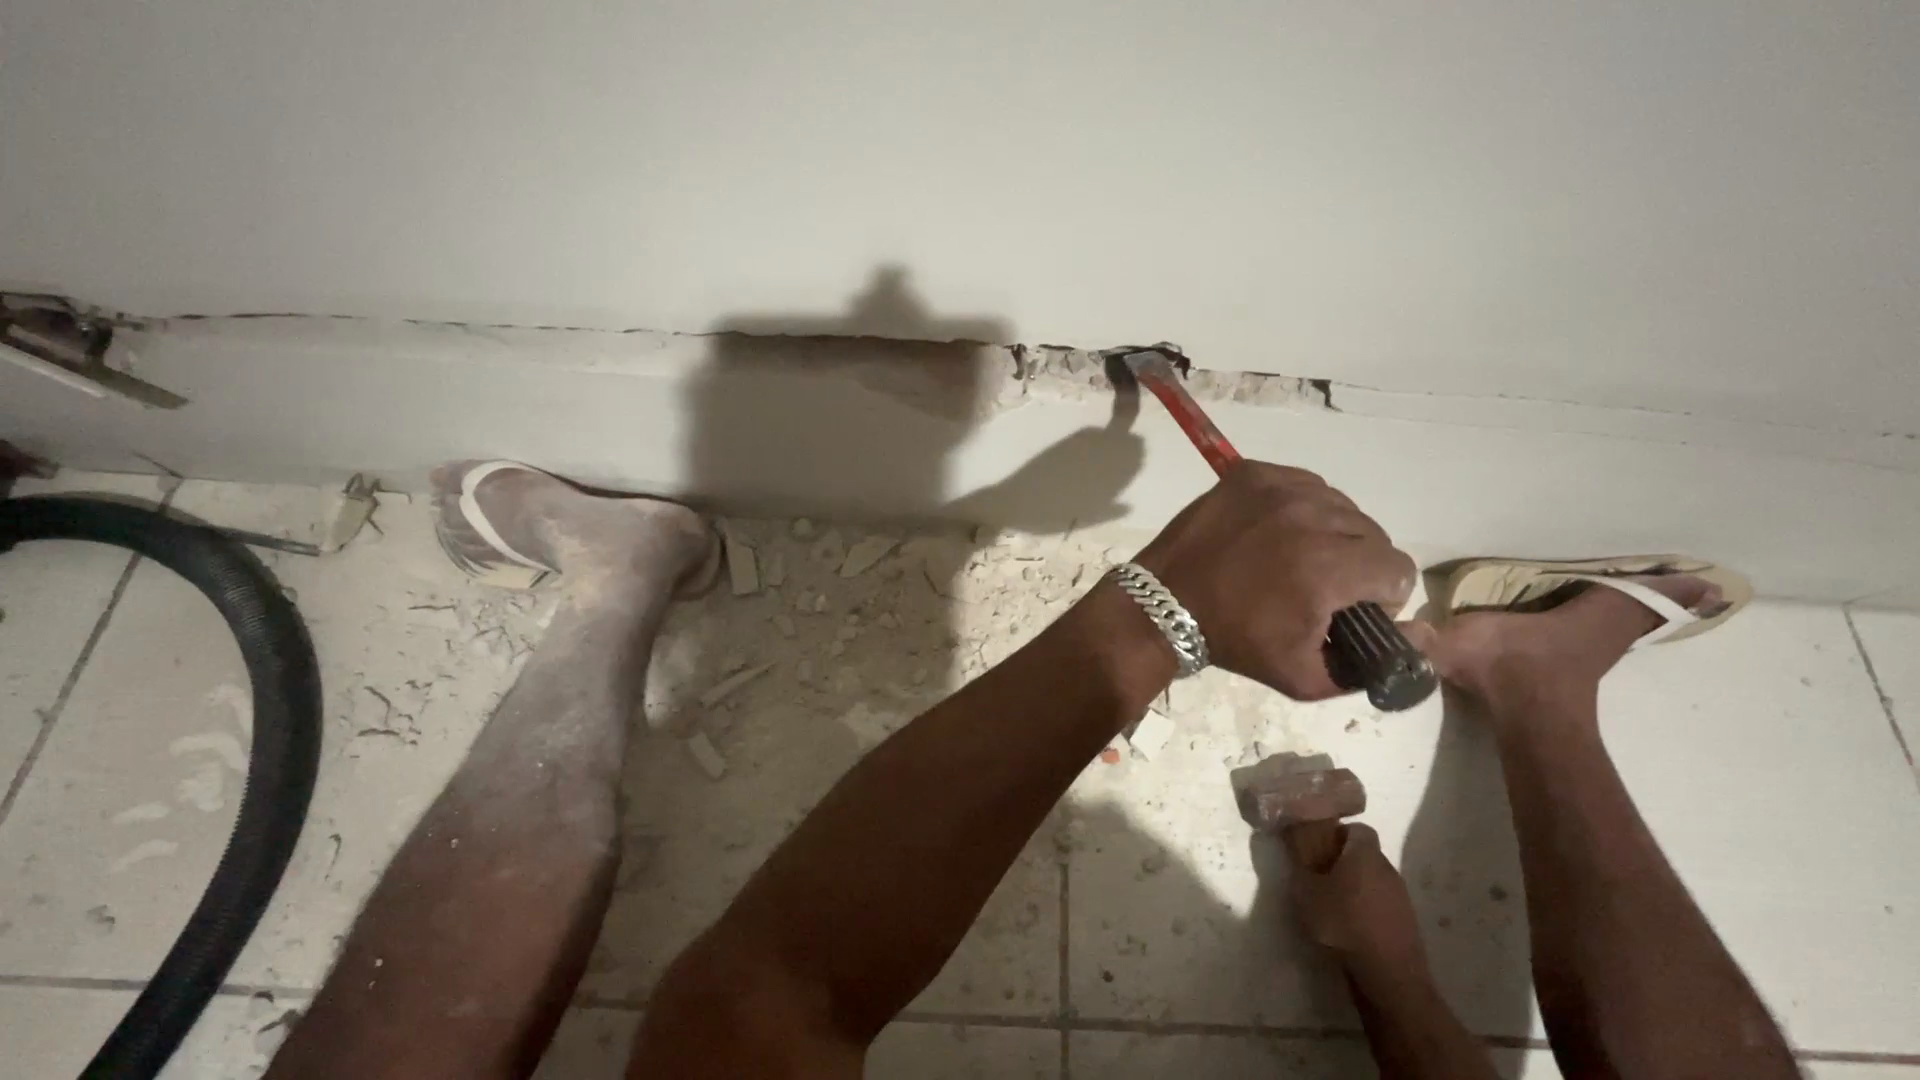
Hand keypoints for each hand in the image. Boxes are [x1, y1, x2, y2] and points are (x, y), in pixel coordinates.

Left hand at [1133, 461, 1414, 699]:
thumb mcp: (1303, 677)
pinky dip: (1303, 507)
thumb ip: (1370, 666)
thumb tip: (1418, 636)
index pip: (1398, 568)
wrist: (1164, 604)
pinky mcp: (1253, 473)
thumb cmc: (1235, 642)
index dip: (1382, 594)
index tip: (1352, 606)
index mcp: (1329, 567)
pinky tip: (1277, 532)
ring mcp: (1279, 488)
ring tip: (1297, 556)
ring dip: (1332, 532)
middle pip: (1372, 535)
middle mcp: (1311, 517)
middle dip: (1357, 563)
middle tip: (1321, 584)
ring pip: (1341, 506)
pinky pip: (1306, 484)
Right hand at [1288, 824, 1424, 963]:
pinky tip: (1352, 929)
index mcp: (1364, 854)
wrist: (1389, 974)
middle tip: (1321, 876)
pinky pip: (1383, 905)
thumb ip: (1299, 870)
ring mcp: (1402, 897)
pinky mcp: (1407, 923)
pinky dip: (1368, 910)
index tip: (1319, 847)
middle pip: (1366, 855)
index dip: (1338, 833)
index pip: (1357, 828)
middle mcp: (1388, 869)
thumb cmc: (1343, 923)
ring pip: (1375, 881)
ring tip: (1334, 906)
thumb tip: (1297, 855)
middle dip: (1345, 862)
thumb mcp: (1305, 893)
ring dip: (1357, 888)